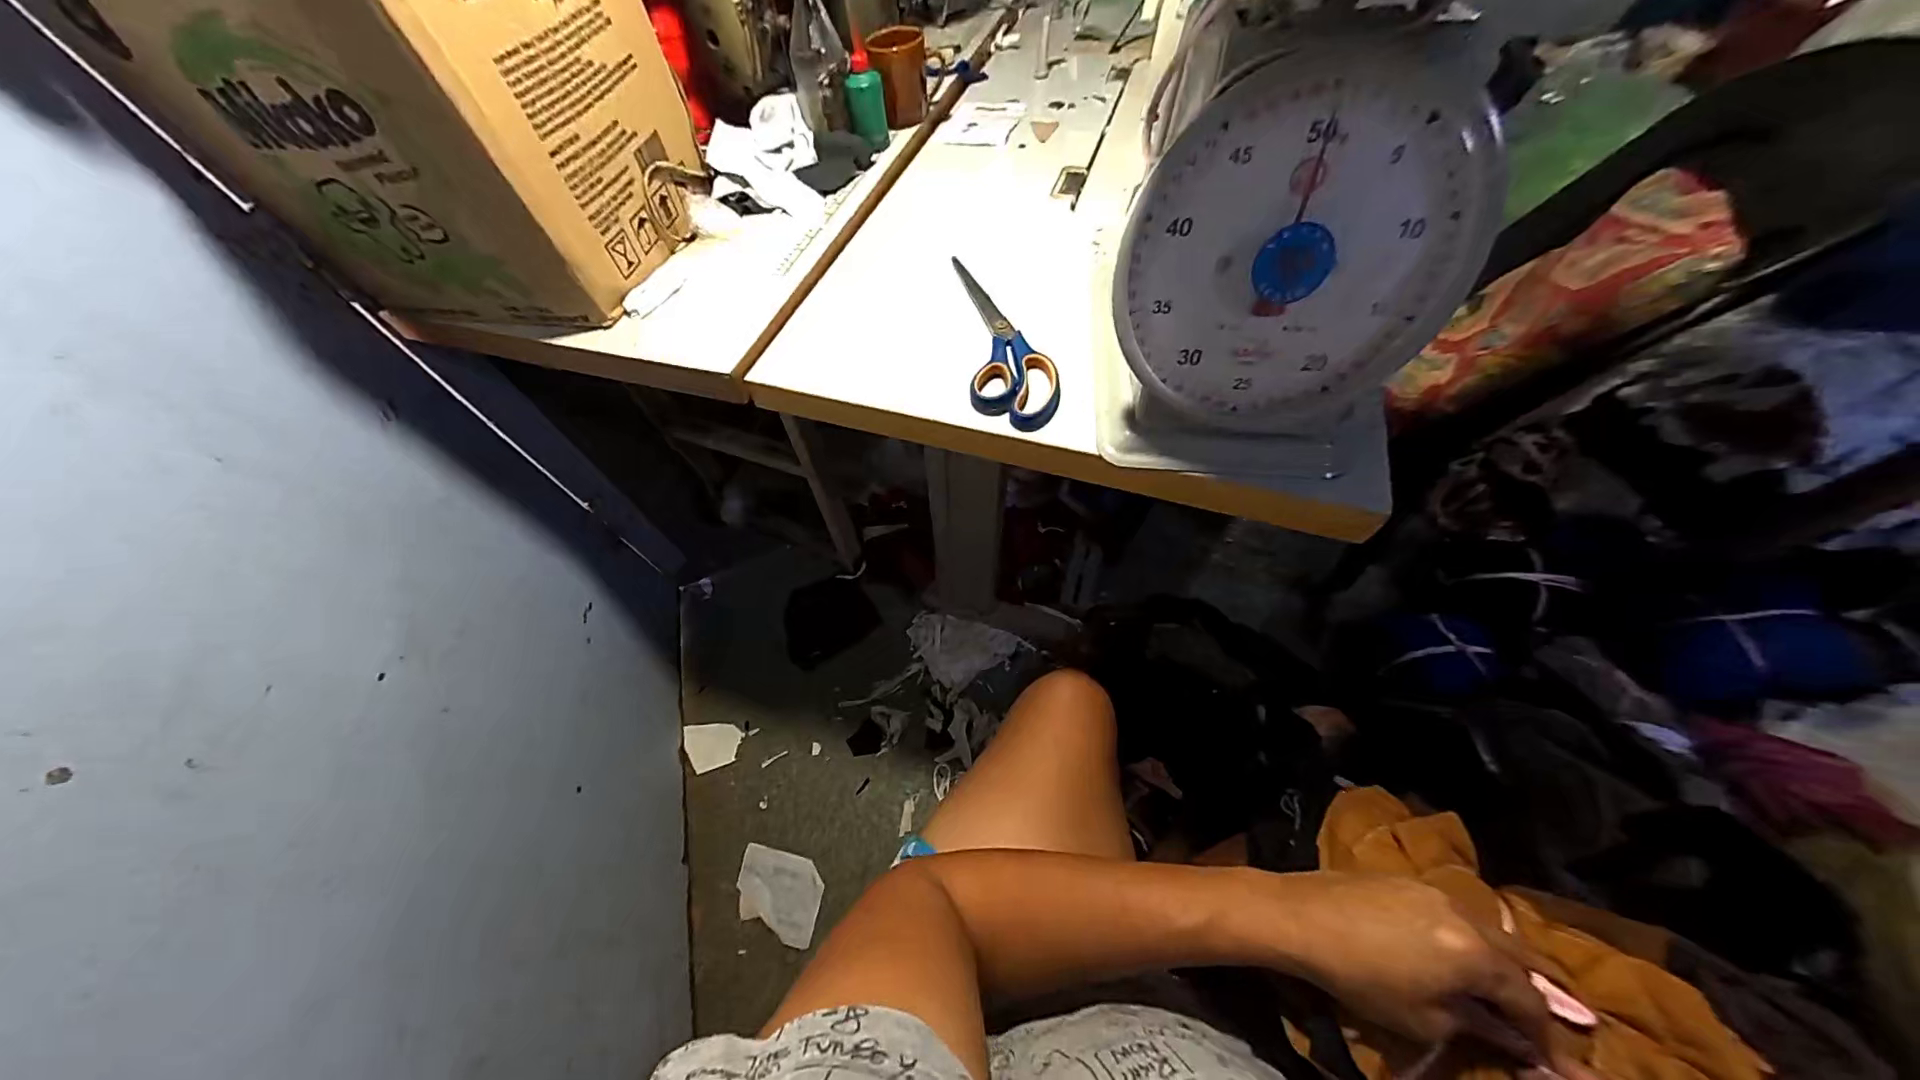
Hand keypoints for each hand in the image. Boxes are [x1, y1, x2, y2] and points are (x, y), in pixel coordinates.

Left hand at [1262, 873, 1576, 1072]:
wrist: (1299, 915)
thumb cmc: (1360, 975)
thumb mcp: (1424, 1018)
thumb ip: (1478, 1027)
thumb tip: (1516, 1040)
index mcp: (1476, 954)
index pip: (1529, 1000)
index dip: (1546, 1035)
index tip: (1555, 1061)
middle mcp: (1464, 915)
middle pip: (1519, 955)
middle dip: (1543, 988)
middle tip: (1567, 1015)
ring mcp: (1432, 891)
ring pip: (1489, 927)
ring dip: (1508, 957)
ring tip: (1518, 982)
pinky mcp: (1404, 880)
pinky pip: (1456, 910)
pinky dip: (1473, 934)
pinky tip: (1466, 948)